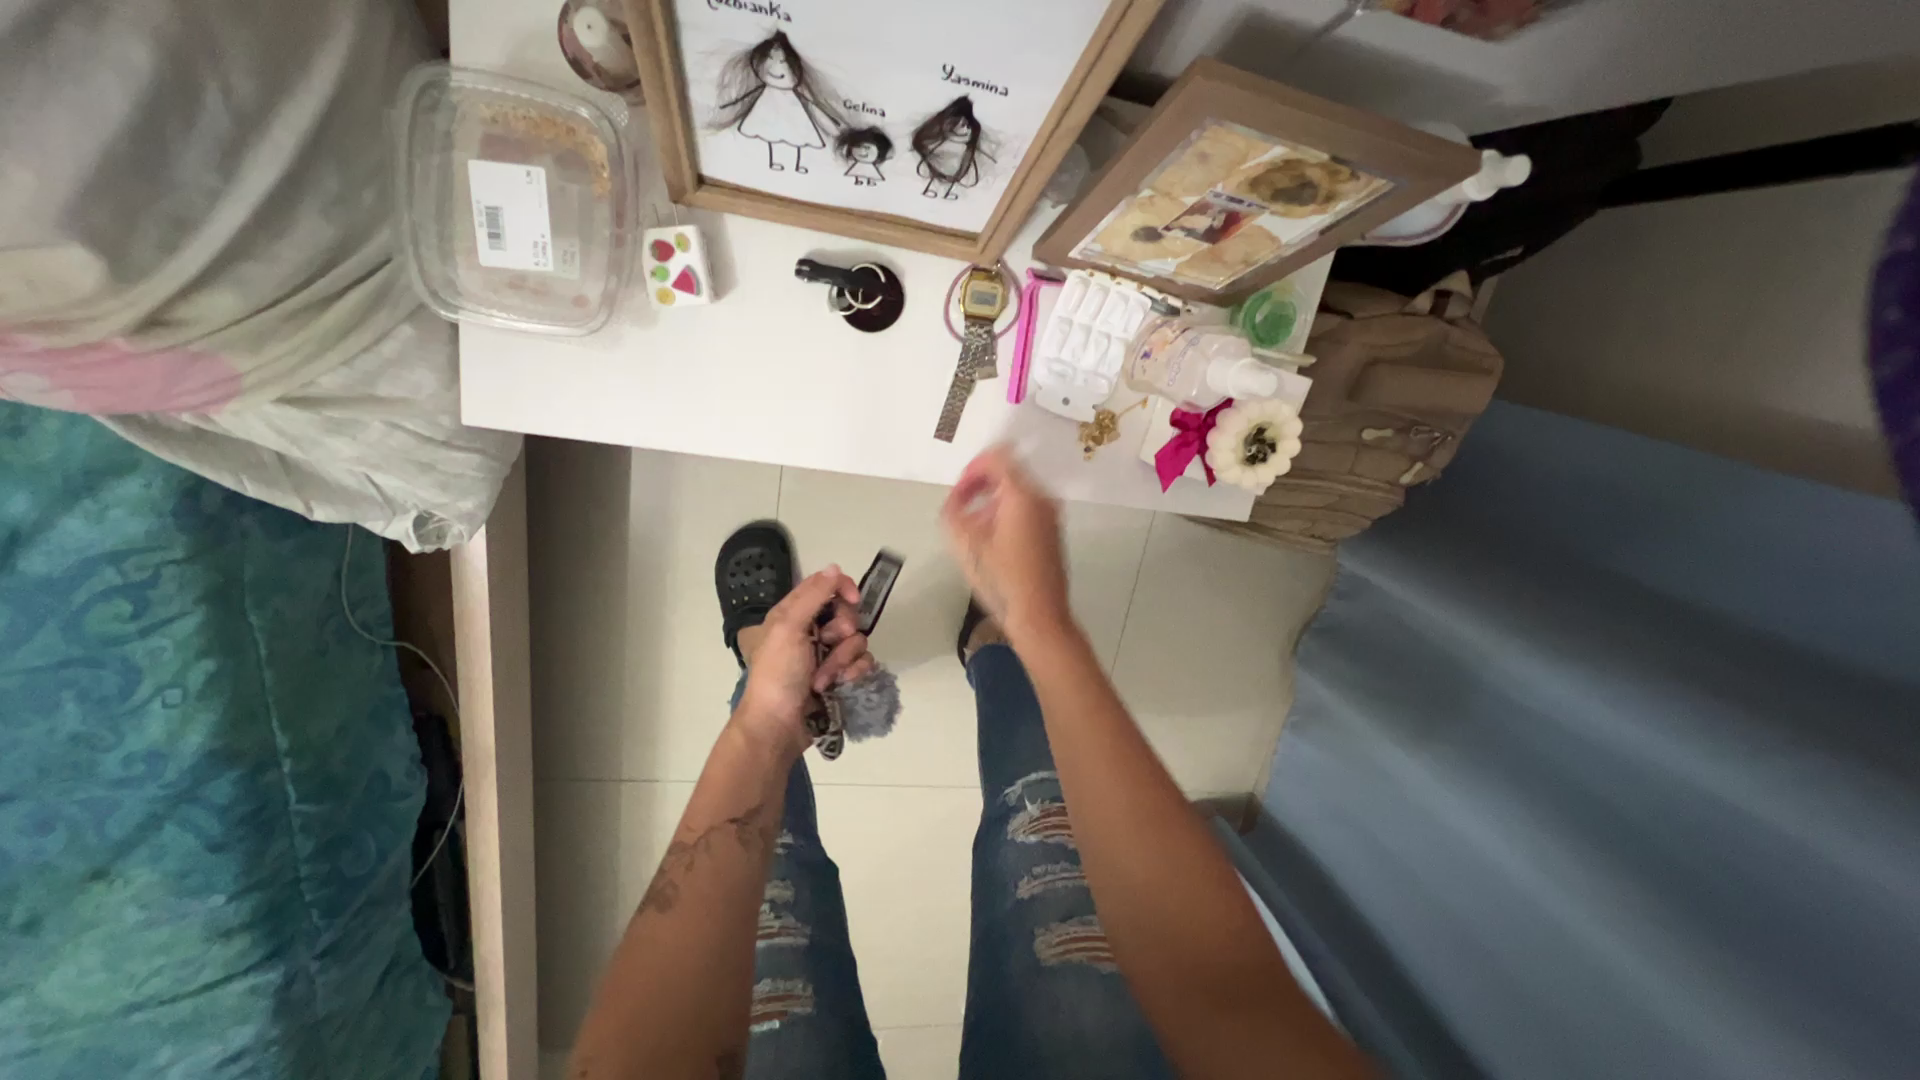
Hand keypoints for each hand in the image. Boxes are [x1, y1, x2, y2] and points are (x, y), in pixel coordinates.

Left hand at [733, 567, 875, 755]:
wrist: (779, 725)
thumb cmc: (778, 674)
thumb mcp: (788, 628)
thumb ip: (813, 595)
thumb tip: (835, 567)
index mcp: (794, 613)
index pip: (827, 586)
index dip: (843, 588)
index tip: (852, 599)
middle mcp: (812, 630)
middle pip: (847, 613)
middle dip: (843, 630)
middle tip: (828, 642)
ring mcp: (827, 655)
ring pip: (858, 640)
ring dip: (843, 659)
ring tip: (824, 677)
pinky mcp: (841, 676)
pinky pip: (862, 663)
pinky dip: (853, 673)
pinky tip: (840, 685)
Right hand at [941, 446, 1071, 641]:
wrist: (1039, 615)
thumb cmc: (1004, 581)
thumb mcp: (966, 544)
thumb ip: (952, 510)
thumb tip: (954, 500)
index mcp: (1023, 495)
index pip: (997, 456)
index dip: (972, 468)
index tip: (960, 490)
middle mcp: (1042, 498)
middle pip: (1007, 472)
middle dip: (980, 486)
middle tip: (961, 509)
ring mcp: (1051, 515)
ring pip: (1016, 491)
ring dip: (991, 501)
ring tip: (974, 529)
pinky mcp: (1052, 531)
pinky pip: (1026, 508)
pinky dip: (1006, 513)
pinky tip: (992, 541)